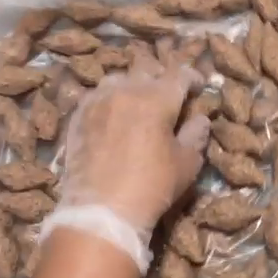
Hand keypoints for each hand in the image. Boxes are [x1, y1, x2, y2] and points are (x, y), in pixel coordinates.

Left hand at [43, 61, 207, 270]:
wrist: (101, 210)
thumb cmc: (152, 187)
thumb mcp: (186, 164)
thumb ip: (196, 135)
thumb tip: (200, 118)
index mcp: (157, 98)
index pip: (179, 74)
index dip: (193, 77)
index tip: (198, 87)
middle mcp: (126, 90)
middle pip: (146, 67)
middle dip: (160, 75)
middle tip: (168, 92)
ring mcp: (98, 101)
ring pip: (118, 78)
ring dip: (132, 85)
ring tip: (138, 101)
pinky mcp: (77, 116)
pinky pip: (96, 96)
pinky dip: (109, 100)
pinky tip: (113, 115)